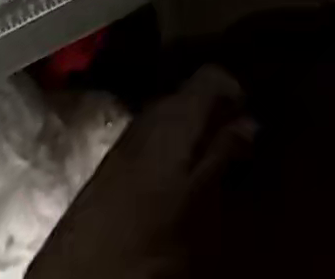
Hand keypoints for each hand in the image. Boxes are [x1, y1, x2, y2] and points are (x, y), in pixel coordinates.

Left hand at [29, 66, 255, 278]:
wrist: (83, 267)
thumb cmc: (153, 229)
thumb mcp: (201, 196)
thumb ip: (225, 152)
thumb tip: (250, 120)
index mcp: (176, 113)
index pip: (210, 76)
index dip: (234, 91)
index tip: (249, 116)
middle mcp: (152, 112)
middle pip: (191, 95)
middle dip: (215, 113)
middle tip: (238, 144)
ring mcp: (132, 132)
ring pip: (173, 116)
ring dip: (194, 132)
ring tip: (213, 163)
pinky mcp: (118, 157)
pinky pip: (156, 136)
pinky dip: (174, 148)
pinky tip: (180, 177)